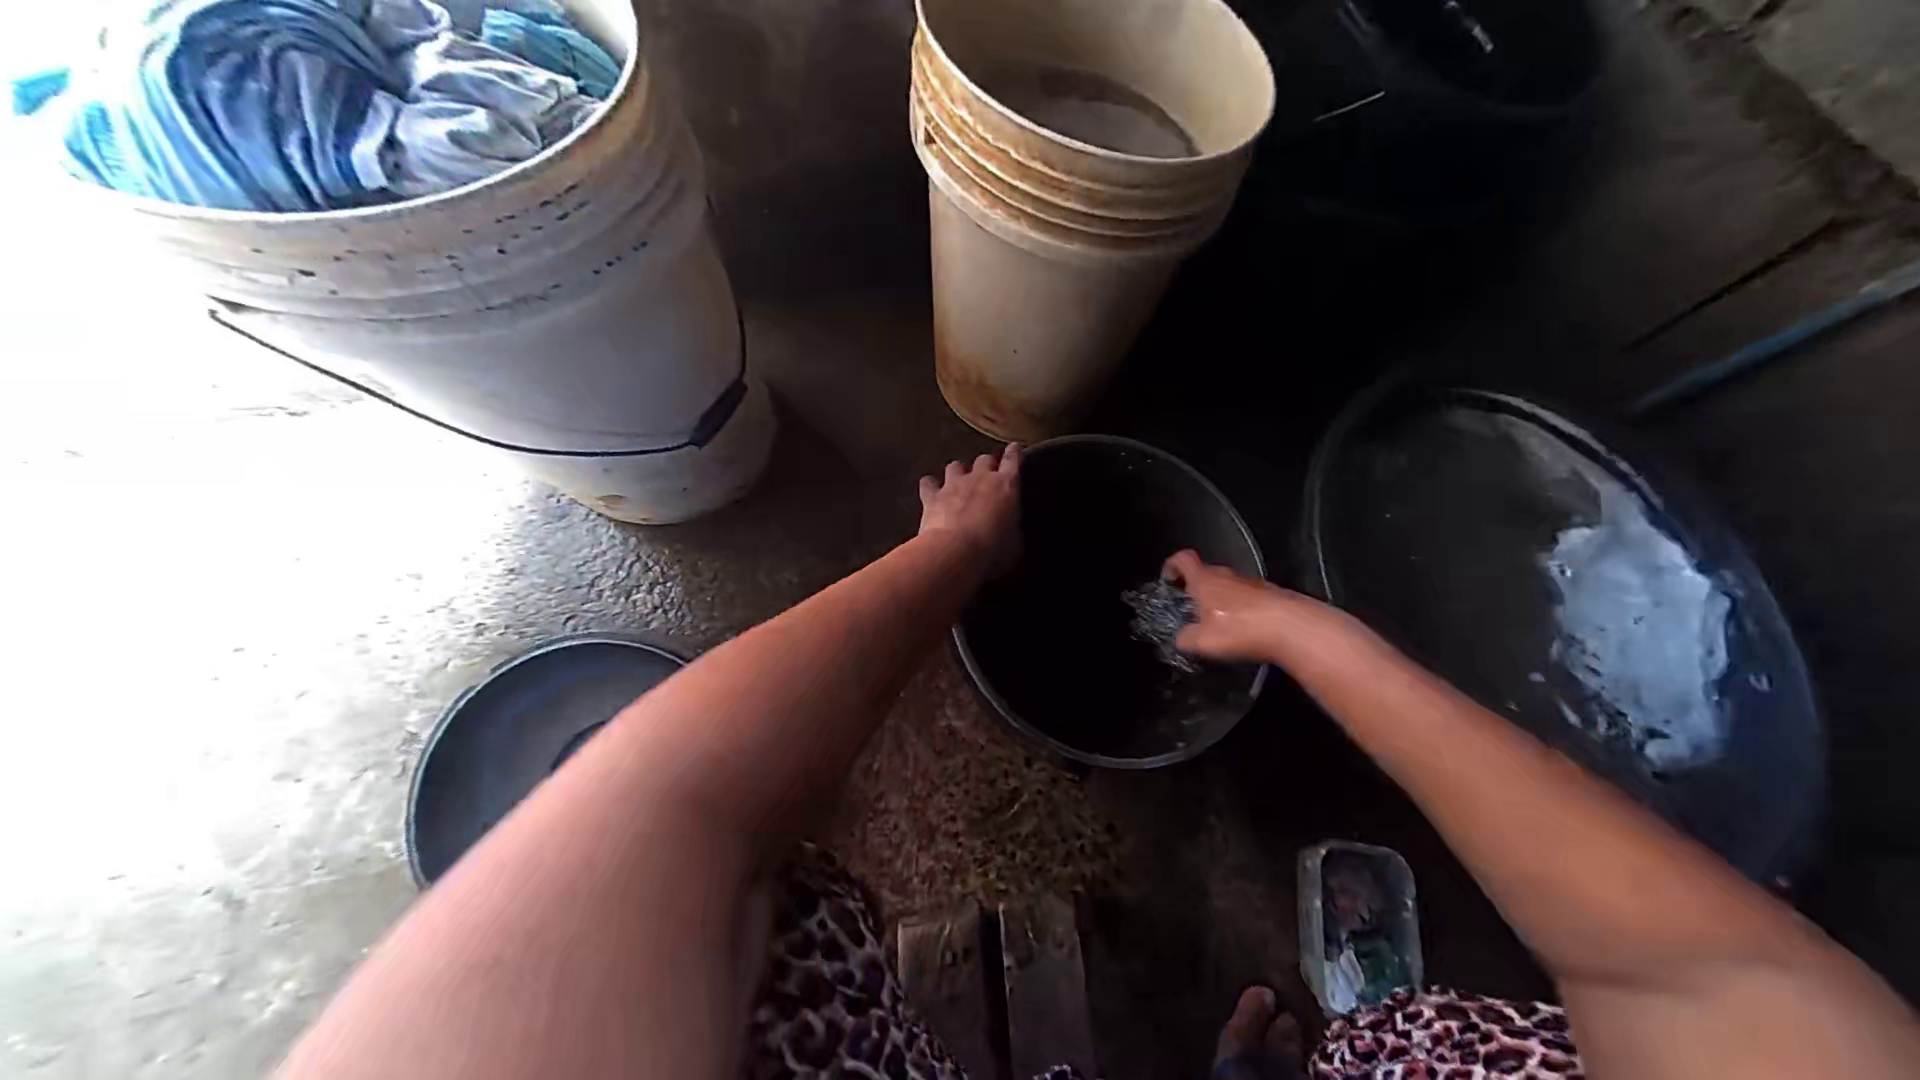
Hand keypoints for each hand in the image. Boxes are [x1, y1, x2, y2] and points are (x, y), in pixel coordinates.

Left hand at [919, 444, 1020, 574]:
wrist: (956, 552)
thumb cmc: (994, 551)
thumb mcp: (1015, 544)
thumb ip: (1013, 530)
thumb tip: (1011, 533)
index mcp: (1006, 486)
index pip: (1012, 460)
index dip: (1014, 453)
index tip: (1014, 448)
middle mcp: (980, 478)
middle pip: (983, 459)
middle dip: (986, 464)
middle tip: (987, 473)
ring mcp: (953, 484)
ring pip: (955, 466)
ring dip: (958, 471)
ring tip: (958, 481)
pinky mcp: (932, 496)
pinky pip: (928, 483)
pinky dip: (930, 486)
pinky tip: (930, 490)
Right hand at [1161, 549, 1298, 663]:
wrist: (1295, 629)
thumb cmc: (1243, 630)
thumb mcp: (1201, 643)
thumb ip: (1185, 639)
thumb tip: (1182, 639)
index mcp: (1205, 581)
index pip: (1183, 559)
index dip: (1172, 565)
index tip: (1169, 579)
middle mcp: (1228, 576)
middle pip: (1206, 574)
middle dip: (1197, 590)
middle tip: (1193, 611)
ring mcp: (1253, 583)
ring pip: (1230, 587)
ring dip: (1222, 601)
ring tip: (1222, 626)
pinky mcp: (1273, 595)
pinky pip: (1251, 599)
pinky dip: (1244, 610)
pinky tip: (1247, 632)